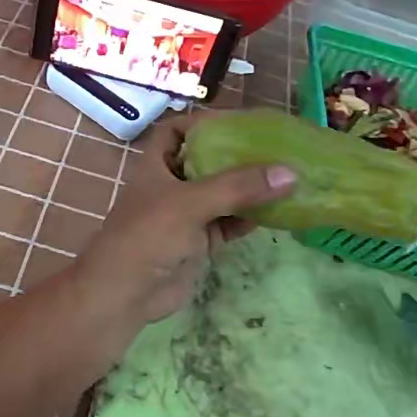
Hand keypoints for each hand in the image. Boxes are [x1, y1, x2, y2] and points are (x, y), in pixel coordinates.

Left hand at [68, 114, 295, 326]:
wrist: (125, 293)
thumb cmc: (147, 236)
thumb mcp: (189, 203)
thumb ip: (237, 187)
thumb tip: (291, 172)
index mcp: (156, 166)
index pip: (174, 131)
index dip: (201, 123)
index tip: (239, 123)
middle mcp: (171, 186)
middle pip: (207, 162)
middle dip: (238, 156)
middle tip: (280, 147)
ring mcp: (186, 216)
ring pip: (223, 194)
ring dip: (251, 188)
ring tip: (291, 176)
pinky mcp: (199, 243)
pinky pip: (230, 223)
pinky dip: (252, 217)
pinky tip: (282, 210)